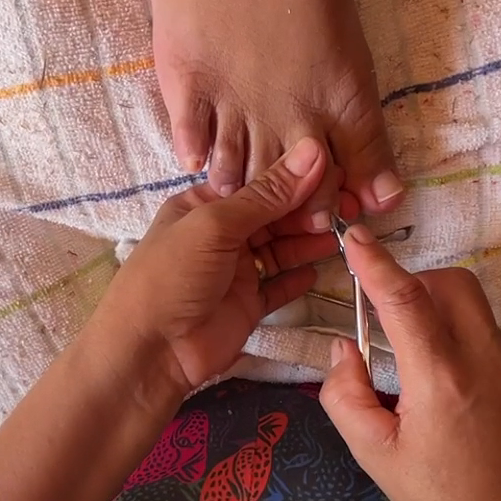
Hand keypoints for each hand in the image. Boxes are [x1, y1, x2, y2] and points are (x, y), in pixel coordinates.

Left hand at [87, 136, 343, 396]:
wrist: (150, 351)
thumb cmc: (171, 276)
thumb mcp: (215, 224)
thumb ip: (267, 193)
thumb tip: (315, 149)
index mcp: (203, 205)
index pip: (258, 183)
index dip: (297, 177)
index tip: (338, 171)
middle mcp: (221, 235)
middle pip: (274, 215)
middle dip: (309, 209)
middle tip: (350, 205)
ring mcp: (235, 272)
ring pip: (281, 249)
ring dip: (310, 241)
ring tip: (346, 233)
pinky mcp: (247, 306)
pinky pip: (278, 287)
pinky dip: (298, 278)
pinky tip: (321, 268)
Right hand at [318, 223, 500, 500]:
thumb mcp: (373, 455)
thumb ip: (345, 395)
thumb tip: (343, 347)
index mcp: (442, 380)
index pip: (406, 301)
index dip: (376, 264)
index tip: (353, 236)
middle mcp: (485, 360)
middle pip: (451, 283)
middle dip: (412, 281)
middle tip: (382, 315)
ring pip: (472, 304)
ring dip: (434, 306)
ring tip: (408, 353)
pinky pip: (485, 333)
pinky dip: (454, 333)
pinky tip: (439, 382)